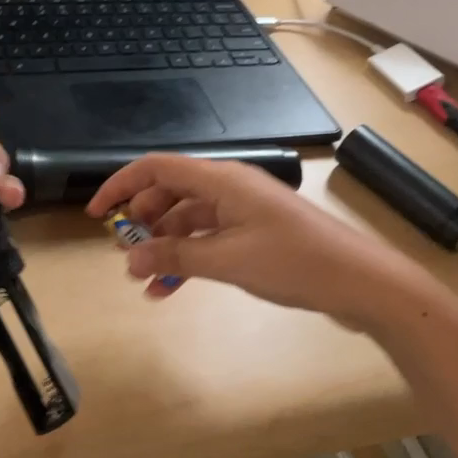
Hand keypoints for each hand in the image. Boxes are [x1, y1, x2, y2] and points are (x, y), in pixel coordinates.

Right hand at [86, 153, 441, 331]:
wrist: (360, 282)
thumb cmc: (294, 262)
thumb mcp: (229, 260)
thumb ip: (176, 256)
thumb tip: (130, 258)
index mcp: (220, 180)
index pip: (157, 168)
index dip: (121, 185)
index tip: (96, 213)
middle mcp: (228, 187)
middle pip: (170, 191)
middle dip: (141, 219)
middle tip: (123, 251)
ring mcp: (243, 210)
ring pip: (187, 218)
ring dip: (163, 244)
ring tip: (142, 277)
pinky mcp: (255, 234)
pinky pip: (208, 238)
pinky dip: (187, 258)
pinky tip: (170, 288)